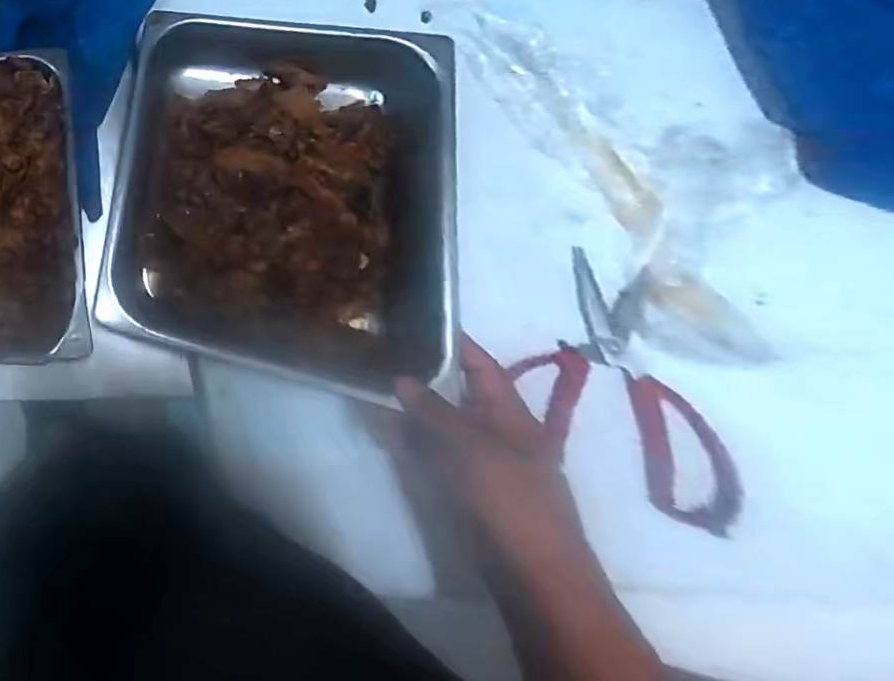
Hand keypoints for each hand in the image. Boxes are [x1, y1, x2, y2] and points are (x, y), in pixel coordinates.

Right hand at [401, 338, 666, 679]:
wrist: (532, 577)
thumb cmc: (511, 501)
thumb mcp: (471, 447)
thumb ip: (433, 409)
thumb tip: (401, 376)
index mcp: (510, 416)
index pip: (481, 366)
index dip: (454, 341)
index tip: (417, 317)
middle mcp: (492, 431)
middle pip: (451, 392)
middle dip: (416, 373)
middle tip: (374, 349)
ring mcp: (474, 459)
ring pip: (432, 421)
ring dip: (401, 406)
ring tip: (361, 381)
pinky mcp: (457, 484)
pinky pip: (425, 450)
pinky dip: (401, 437)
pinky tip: (373, 425)